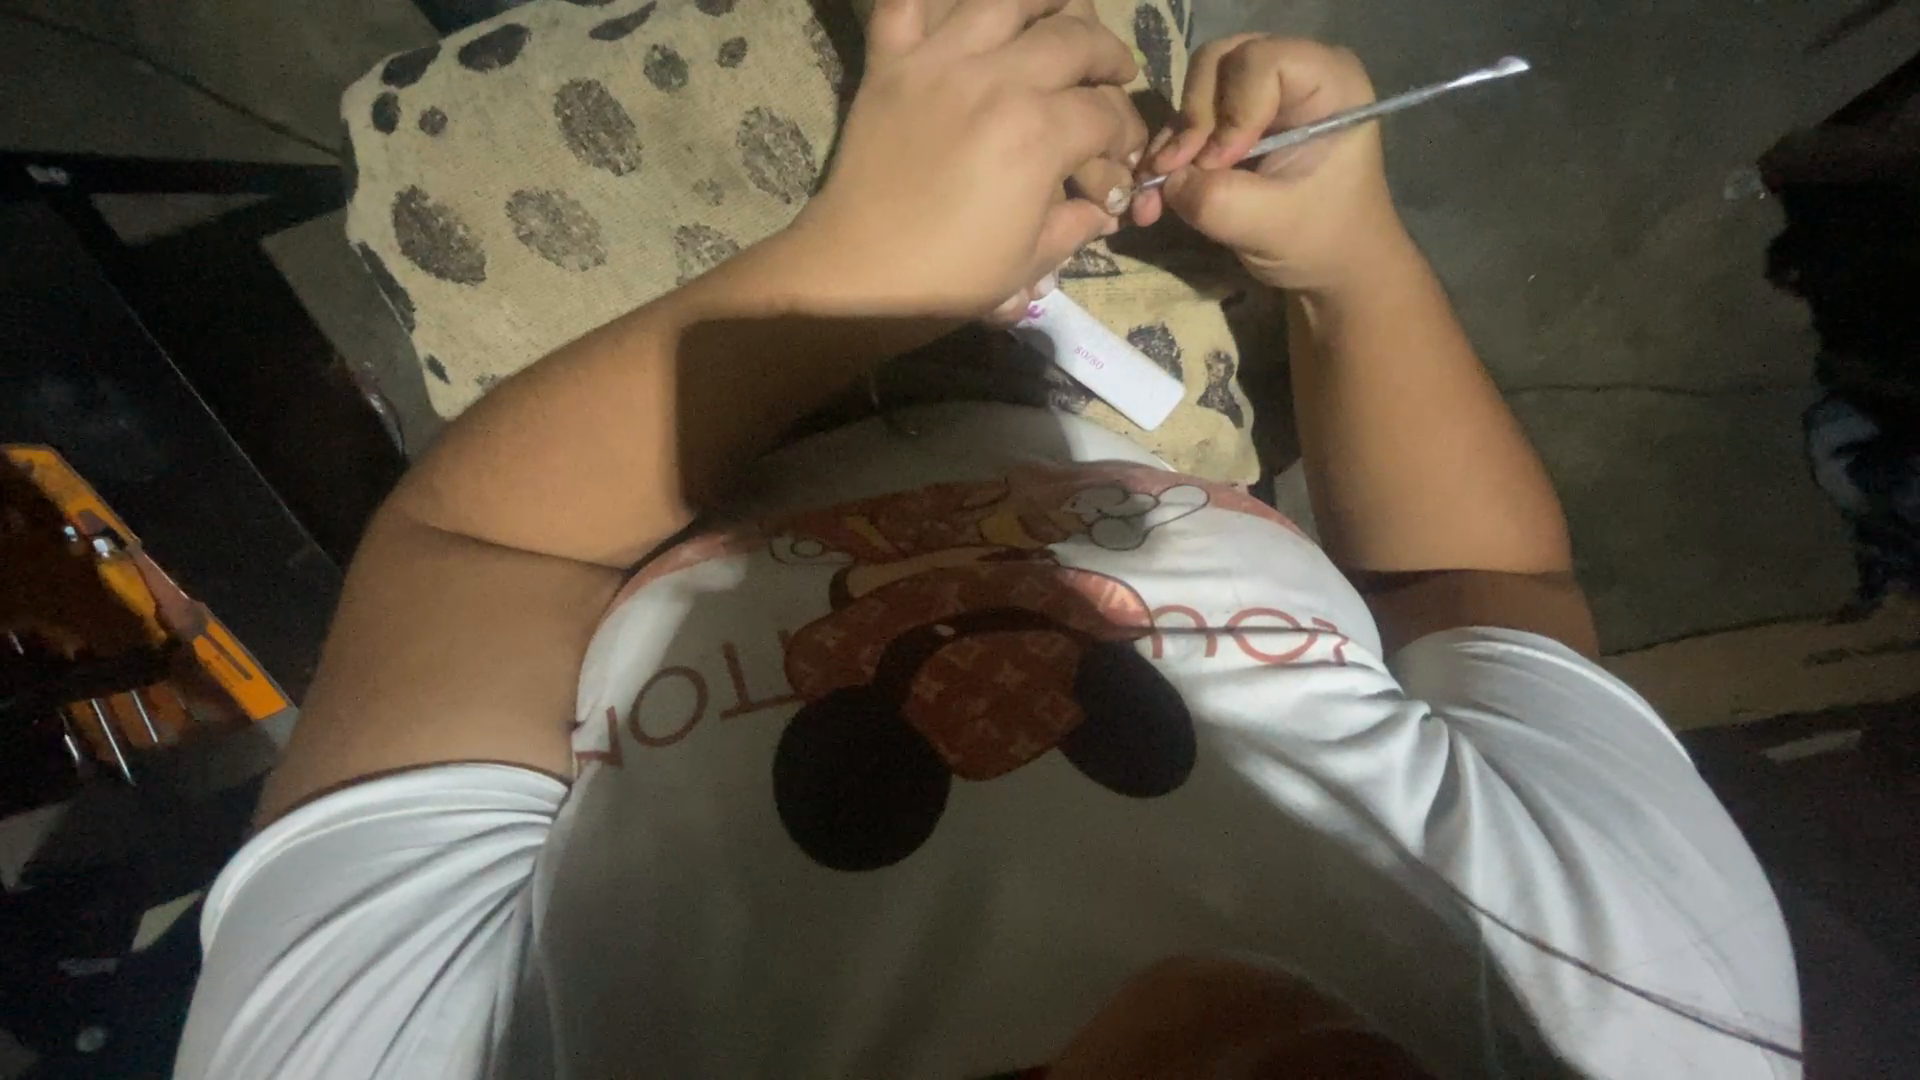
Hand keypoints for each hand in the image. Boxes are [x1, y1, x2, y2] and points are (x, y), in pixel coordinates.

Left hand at [785, 0, 1140, 316]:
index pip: (1104, 113)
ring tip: (1063, 13)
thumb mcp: (1025, 266)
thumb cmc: (947, 284)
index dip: (1126, 134)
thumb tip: (1101, 209)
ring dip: (1048, 1)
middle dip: (1108, 56)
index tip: (1124, 154)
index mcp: (1039, 136)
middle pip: (1074, 40)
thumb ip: (1073, 227)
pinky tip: (961, 9)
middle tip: (1114, 73)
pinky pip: (909, 2)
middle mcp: (997, 81)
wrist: (860, 280)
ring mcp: (939, 63)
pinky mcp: (890, 64)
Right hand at [1130, 36, 1410, 292]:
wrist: (1326, 268)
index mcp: (1326, 85)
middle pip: (1218, 65)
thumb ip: (1218, 200)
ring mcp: (1256, 102)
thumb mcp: (1270, 227)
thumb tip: (1166, 180)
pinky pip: (1185, 129)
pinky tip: (1153, 201)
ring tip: (1152, 198)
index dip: (1230, 111)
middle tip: (1176, 174)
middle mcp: (1291, 79)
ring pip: (1193, 96)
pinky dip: (1164, 163)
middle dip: (1190, 122)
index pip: (1259, 63)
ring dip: (1168, 148)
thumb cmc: (1319, 242)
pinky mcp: (1231, 129)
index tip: (1223, 165)